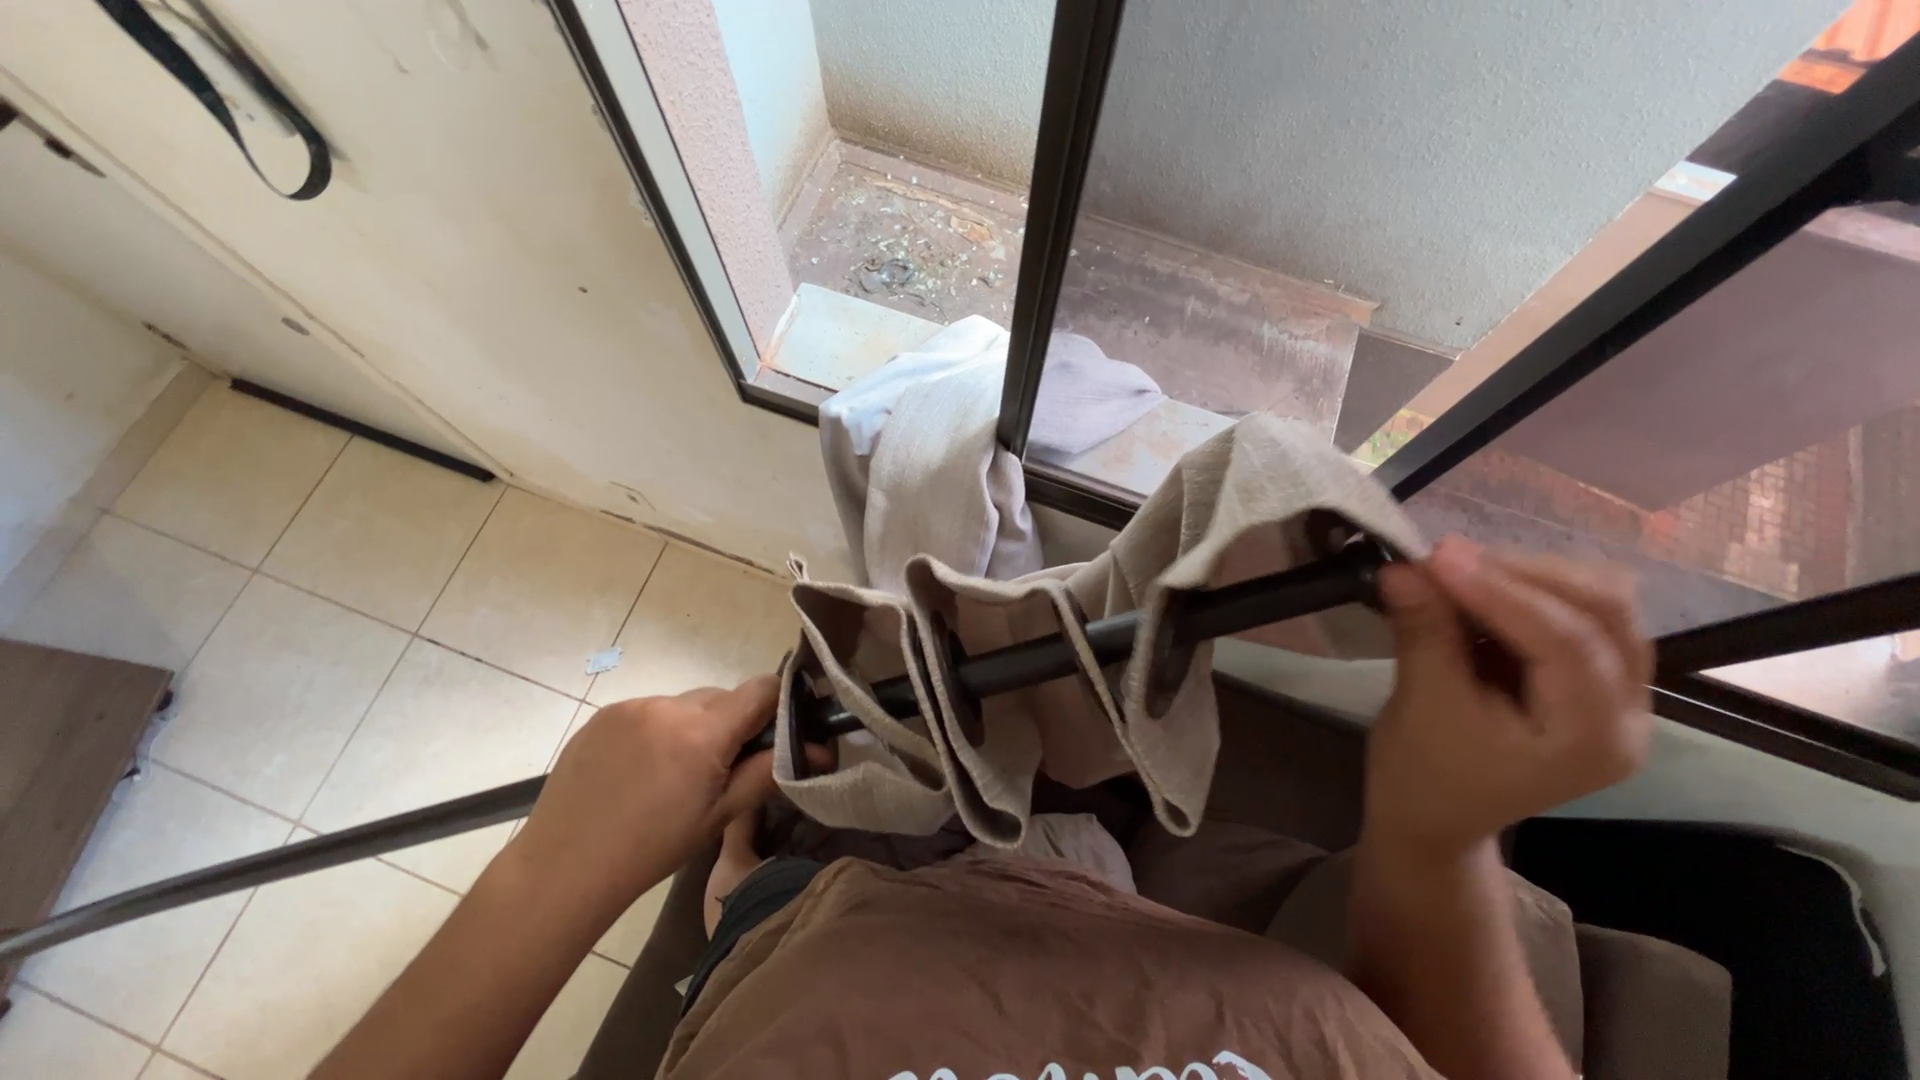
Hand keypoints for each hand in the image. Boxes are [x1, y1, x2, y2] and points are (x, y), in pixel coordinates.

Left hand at [508, 676, 785, 917]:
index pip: (762, 689)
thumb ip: (769, 773)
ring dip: (694, 727)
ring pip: (685, 705)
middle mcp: (668, 705)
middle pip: (722, 697)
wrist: (565, 867)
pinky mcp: (603, 715)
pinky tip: (641, 771)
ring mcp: (631, 707)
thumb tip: (821, 751)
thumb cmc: (653, 848)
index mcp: (702, 731)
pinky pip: (650, 711)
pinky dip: (658, 731)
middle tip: (720, 769)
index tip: (772, 737)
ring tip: (674, 774)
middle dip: (731, 724)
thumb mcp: (720, 815)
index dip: (777, 707)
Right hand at [1364, 536, 1652, 859]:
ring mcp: (1618, 695)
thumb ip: (1424, 632)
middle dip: (1523, 573)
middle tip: (1446, 556)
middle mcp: (1627, 713)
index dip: (1502, 590)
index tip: (1439, 555)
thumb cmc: (1423, 776)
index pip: (1567, 642)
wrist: (1432, 816)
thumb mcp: (1421, 706)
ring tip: (1458, 570)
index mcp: (1592, 739)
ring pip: (1598, 603)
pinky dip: (1527, 591)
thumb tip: (1404, 567)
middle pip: (1603, 611)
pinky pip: (1579, 613)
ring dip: (1527, 576)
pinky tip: (1477, 589)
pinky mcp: (1592, 679)